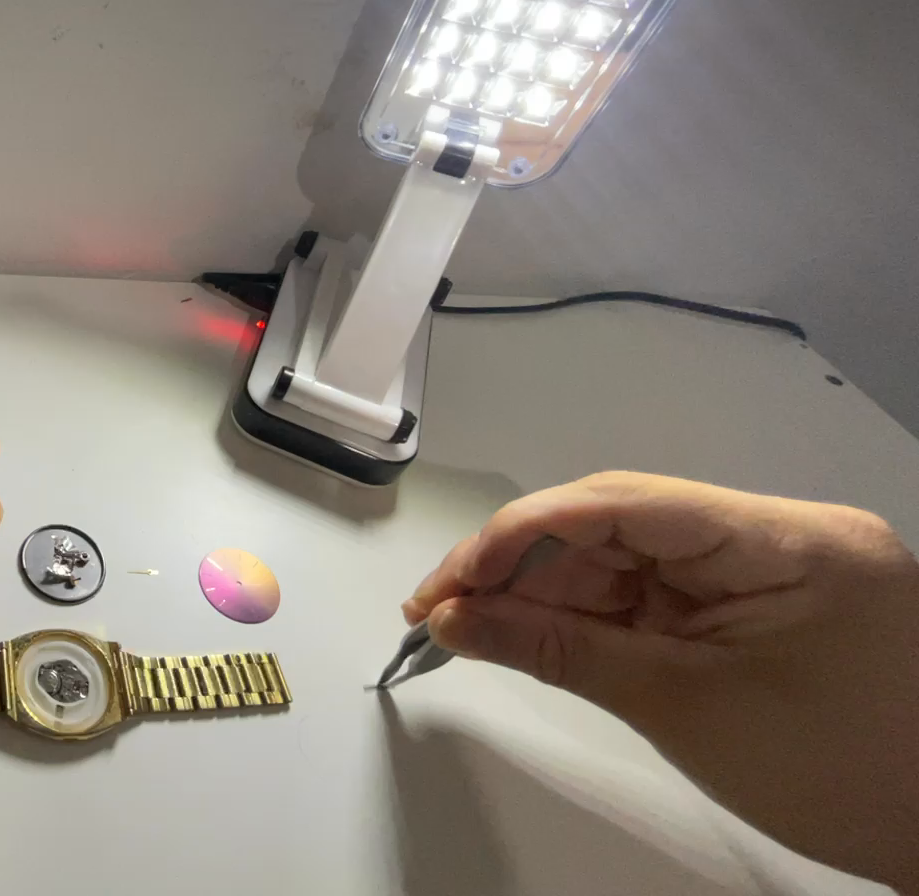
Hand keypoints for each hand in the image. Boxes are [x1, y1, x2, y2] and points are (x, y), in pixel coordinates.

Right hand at [403, 471, 918, 890]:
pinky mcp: (731, 597)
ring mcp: (746, 565)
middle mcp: (760, 534)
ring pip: (601, 556)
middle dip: (512, 568)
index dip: (518, 534)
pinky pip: (627, 589)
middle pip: (600, 527)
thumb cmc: (845, 777)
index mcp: (782, 540)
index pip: (618, 504)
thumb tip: (446, 622)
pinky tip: (516, 629)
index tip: (452, 582)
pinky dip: (568, 612)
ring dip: (529, 592)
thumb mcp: (682, 706)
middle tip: (437, 609)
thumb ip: (553, 649)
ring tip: (462, 625)